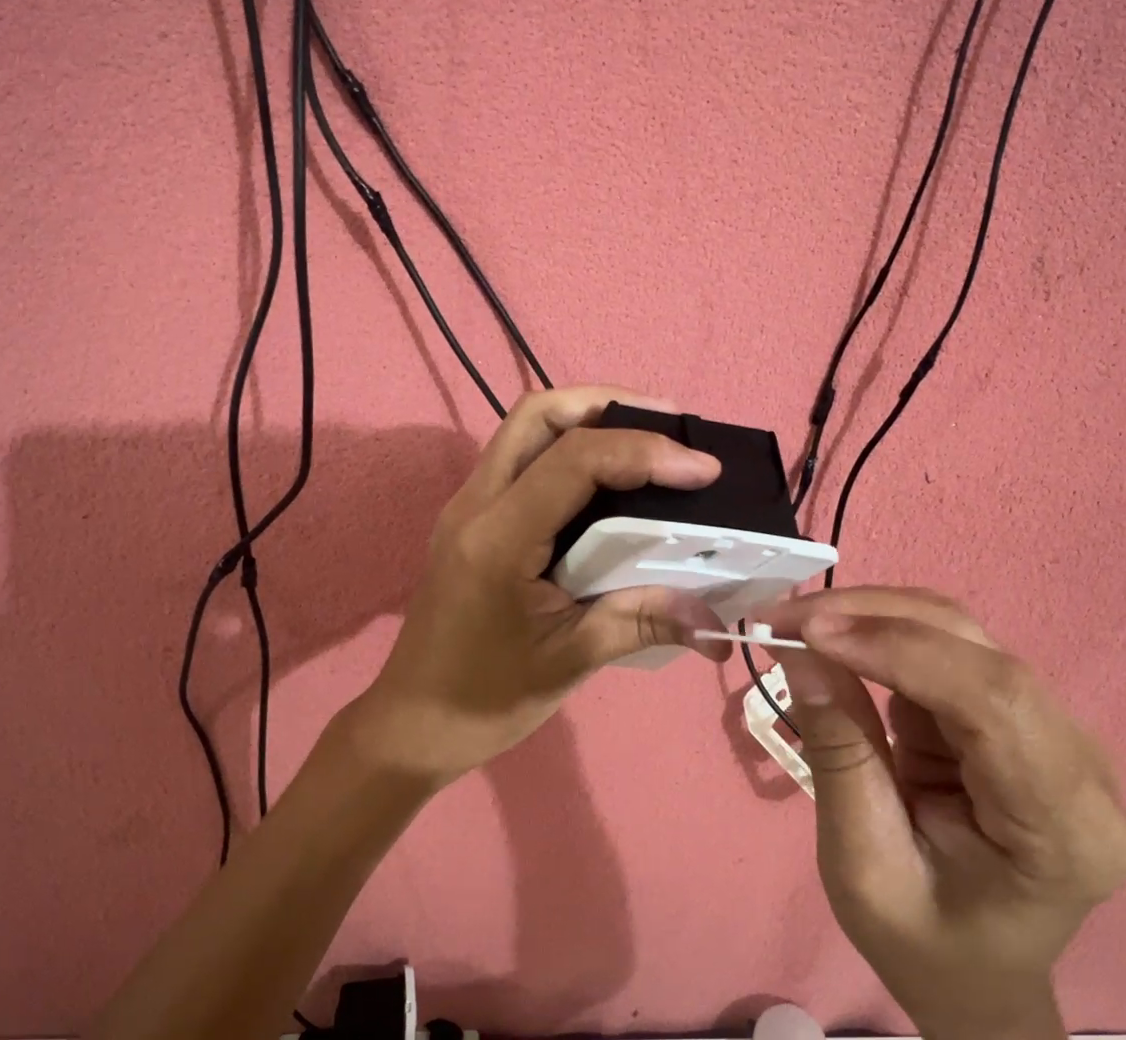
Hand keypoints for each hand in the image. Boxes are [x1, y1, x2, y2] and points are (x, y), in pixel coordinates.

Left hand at [342, 386, 732, 787]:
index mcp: (497, 539)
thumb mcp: (569, 662)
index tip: (704, 470)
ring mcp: (468, 507)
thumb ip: (640, 621)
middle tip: (673, 426)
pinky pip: (523, 460)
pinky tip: (612, 482)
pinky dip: (571, 452)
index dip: (645, 451)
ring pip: (527, 430)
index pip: (574, 460)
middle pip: (539, 414)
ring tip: (651, 444)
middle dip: (610, 403)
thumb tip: (712, 612)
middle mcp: (476, 504)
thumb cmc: (485, 699)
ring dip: (589, 420)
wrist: (413, 722)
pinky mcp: (472, 519)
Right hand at [757, 589, 1125, 1039]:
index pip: (995, 703)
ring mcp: (1056, 733)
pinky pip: (949, 653)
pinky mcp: (1017, 716)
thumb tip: (801, 652)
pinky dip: (884, 637)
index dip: (901, 651)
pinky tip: (834, 640)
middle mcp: (1082, 766)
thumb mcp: (862, 864)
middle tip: (784, 616)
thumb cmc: (923, 942)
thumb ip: (839, 754)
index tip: (809, 633)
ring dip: (876, 618)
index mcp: (1065, 828)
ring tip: (798, 623)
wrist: (975, 973)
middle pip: (982, 656)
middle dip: (877, 619)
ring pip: (965, 638)